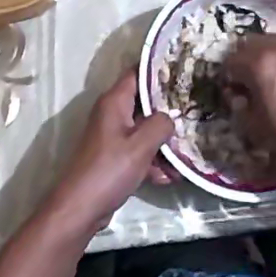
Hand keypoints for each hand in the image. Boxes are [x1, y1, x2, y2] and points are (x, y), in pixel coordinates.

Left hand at [45, 73, 175, 237]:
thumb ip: (161, 124)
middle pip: (145, 102)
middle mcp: (112, 113)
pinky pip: (139, 151)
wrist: (81, 208)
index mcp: (114, 102)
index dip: (160, 68)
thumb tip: (170, 117)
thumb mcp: (141, 144)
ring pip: (144, 129)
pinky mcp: (114, 157)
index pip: (137, 72)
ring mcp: (112, 136)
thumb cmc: (110, 169)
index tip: (184, 69)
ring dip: (163, 142)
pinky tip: (169, 177)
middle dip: (168, 109)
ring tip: (185, 153)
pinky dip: (153, 161)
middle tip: (194, 110)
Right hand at [225, 35, 275, 185]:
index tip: (231, 94)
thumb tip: (238, 95)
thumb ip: (239, 105)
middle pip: (250, 44)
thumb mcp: (254, 127)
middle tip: (247, 85)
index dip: (227, 79)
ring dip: (265, 58)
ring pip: (273, 43)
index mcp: (259, 63)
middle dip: (244, 62)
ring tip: (270, 81)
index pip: (230, 61)